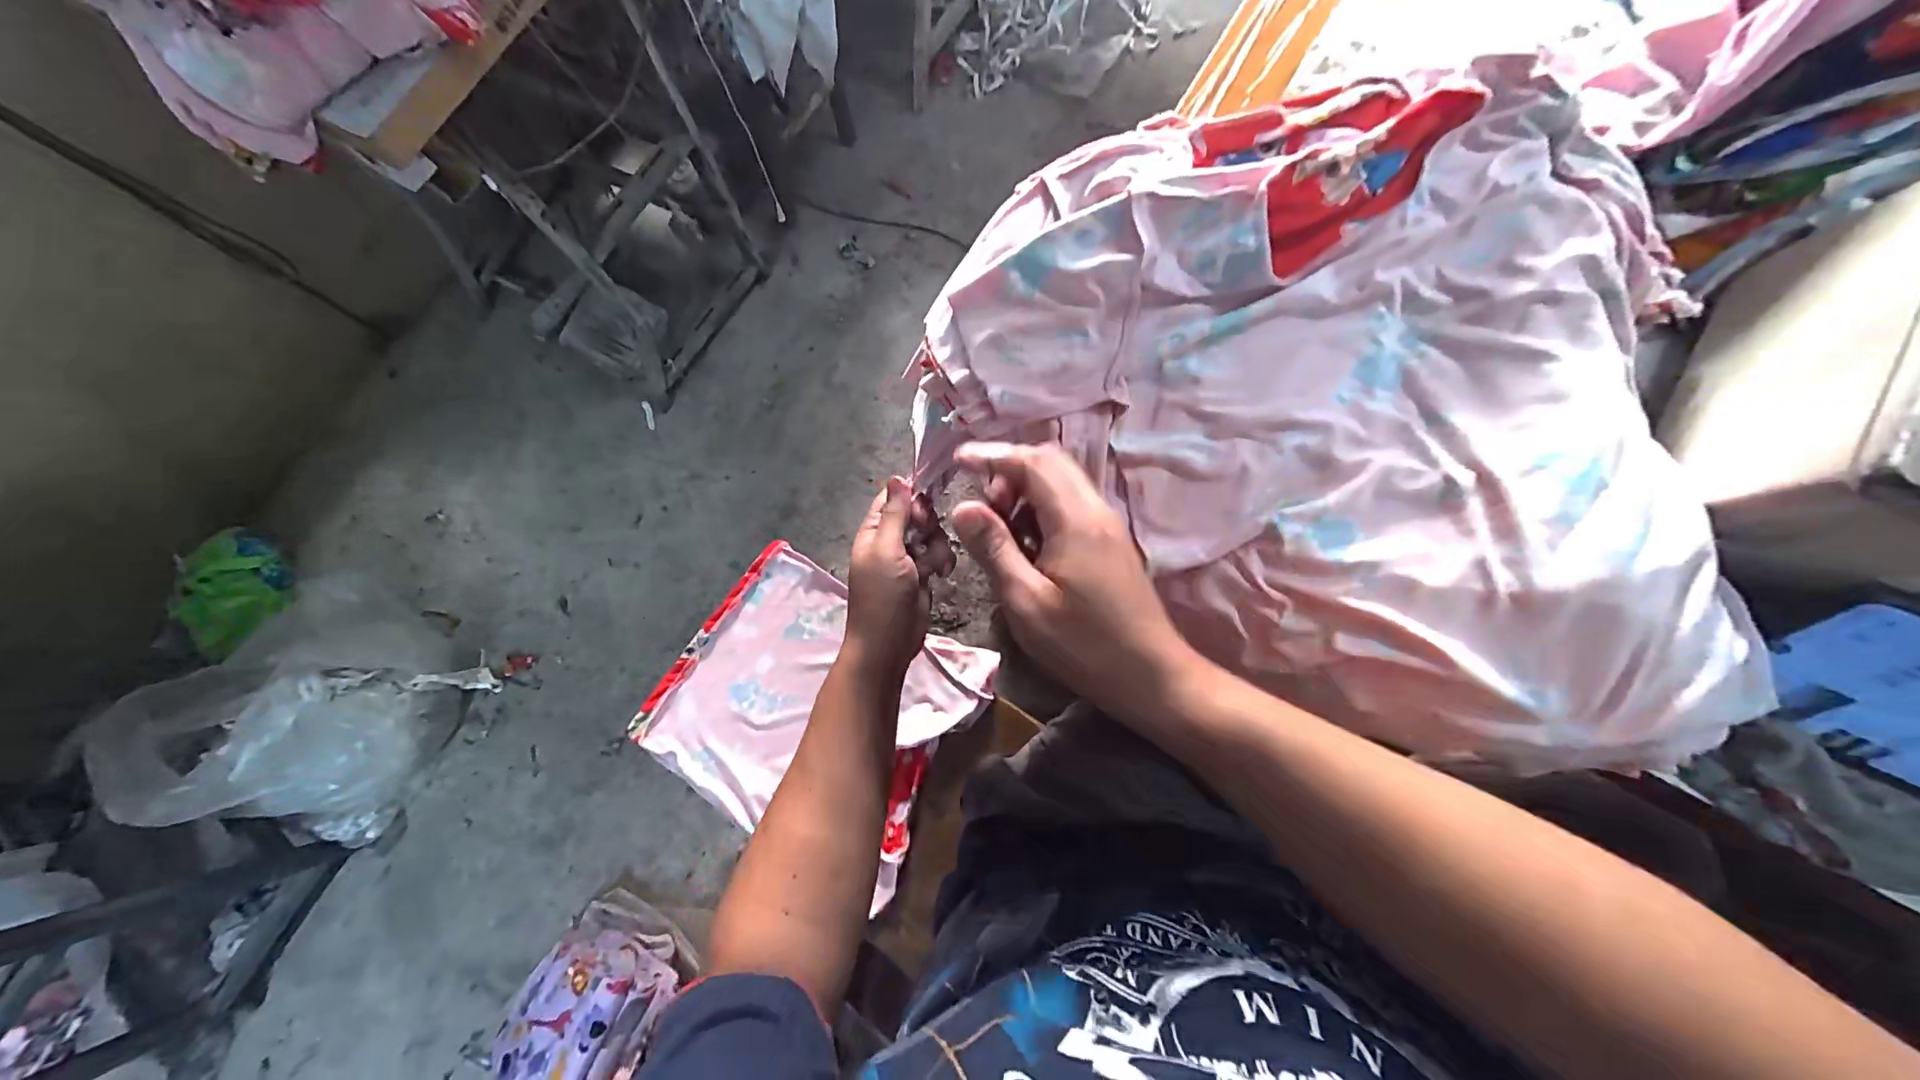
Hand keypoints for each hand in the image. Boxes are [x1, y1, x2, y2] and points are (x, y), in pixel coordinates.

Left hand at [845, 476, 953, 676]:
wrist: (888, 644)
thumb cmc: (882, 596)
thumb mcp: (886, 550)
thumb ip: (895, 514)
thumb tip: (896, 477)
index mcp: (873, 531)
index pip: (892, 498)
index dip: (911, 497)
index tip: (926, 508)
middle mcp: (889, 541)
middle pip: (917, 514)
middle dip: (928, 524)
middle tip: (926, 539)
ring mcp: (907, 559)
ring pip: (932, 535)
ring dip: (937, 546)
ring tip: (933, 565)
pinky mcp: (923, 575)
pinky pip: (938, 555)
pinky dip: (942, 561)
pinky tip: (941, 574)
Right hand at [949, 443, 1197, 720]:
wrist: (1152, 676)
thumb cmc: (1084, 645)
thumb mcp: (1026, 602)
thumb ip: (994, 549)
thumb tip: (964, 507)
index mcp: (1076, 520)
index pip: (1032, 462)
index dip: (992, 455)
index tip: (958, 460)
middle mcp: (1097, 511)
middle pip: (1051, 464)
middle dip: (1010, 471)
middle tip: (982, 506)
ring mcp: (1109, 527)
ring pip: (1063, 485)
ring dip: (1027, 492)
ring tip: (1001, 529)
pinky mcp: (1112, 545)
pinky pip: (1072, 507)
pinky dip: (1043, 510)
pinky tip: (1028, 546)